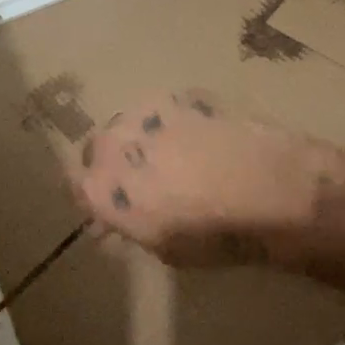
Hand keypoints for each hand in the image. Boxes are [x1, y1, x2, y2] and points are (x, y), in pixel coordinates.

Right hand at [67, 90, 330, 266]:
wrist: (270, 189)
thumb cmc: (215, 235)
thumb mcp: (165, 250)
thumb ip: (132, 229)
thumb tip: (116, 225)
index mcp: (100, 188)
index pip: (75, 186)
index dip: (92, 195)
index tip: (109, 206)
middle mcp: (112, 143)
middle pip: (98, 148)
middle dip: (114, 162)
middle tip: (144, 180)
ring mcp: (146, 111)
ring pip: (131, 123)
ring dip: (142, 137)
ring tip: (176, 155)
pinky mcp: (182, 93)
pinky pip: (167, 109)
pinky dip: (177, 122)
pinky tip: (206, 137)